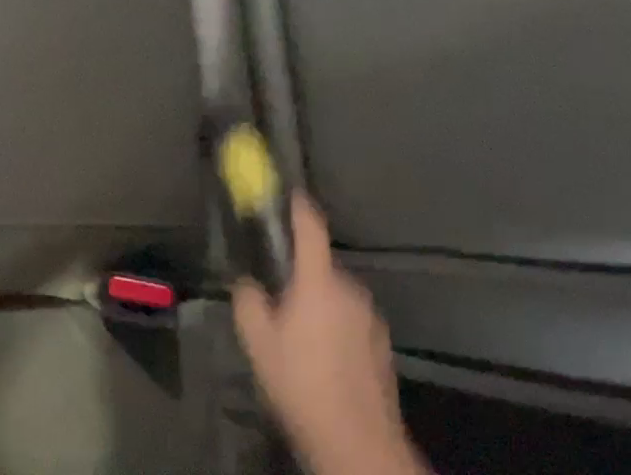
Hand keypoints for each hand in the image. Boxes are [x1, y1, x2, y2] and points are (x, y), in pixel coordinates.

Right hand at [231, 195, 429, 474]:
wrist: (356, 439)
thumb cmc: (300, 381)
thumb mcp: (256, 338)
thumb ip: (248, 299)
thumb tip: (249, 282)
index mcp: (318, 282)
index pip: (310, 229)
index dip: (298, 207)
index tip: (289, 192)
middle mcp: (350, 290)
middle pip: (319, 267)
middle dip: (298, 275)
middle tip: (275, 297)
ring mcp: (371, 318)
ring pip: (335, 297)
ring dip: (317, 304)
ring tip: (296, 336)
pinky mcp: (381, 345)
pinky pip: (350, 321)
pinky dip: (334, 328)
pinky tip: (320, 358)